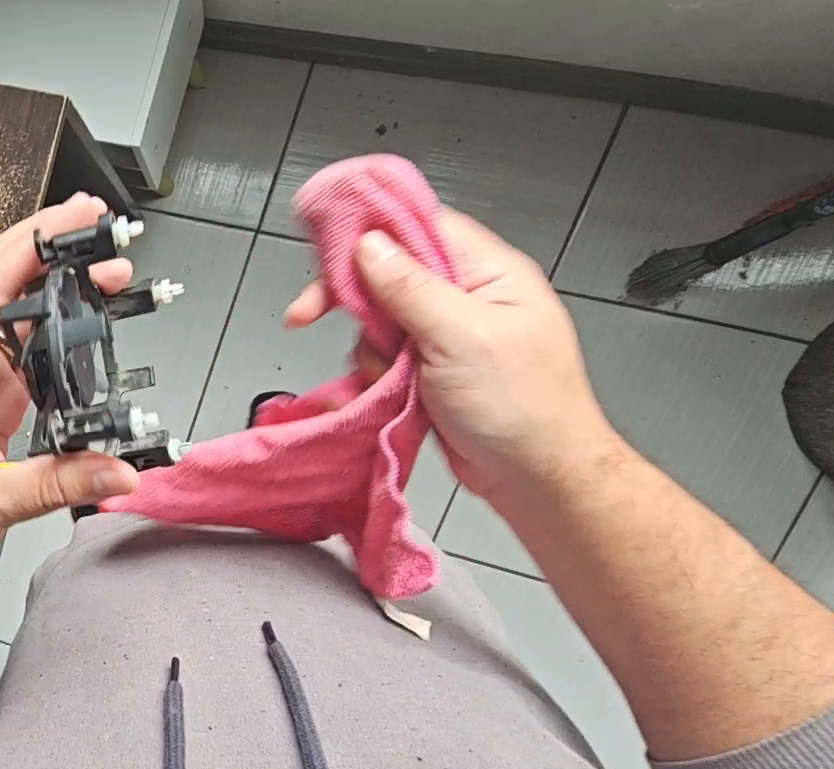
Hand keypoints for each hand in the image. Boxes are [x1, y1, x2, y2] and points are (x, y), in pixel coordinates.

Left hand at [0, 195, 141, 581]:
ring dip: (55, 284)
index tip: (67, 222)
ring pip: (12, 311)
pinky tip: (83, 319)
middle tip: (89, 220)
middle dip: (41, 245)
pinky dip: (56, 329)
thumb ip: (55, 482)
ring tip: (103, 267)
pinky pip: (24, 350)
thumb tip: (115, 469)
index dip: (26, 252)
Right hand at [284, 209, 620, 501]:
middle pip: (387, 278)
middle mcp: (464, 299)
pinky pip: (379, 360)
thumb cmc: (520, 405)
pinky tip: (376, 393)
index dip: (369, 236)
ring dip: (367, 352)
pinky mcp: (425, 371)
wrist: (529, 473)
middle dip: (351, 303)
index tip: (323, 254)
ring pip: (376, 325)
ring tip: (390, 380)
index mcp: (488, 274)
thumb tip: (370, 245)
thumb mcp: (462, 336)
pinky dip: (369, 377)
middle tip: (303, 317)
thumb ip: (411, 289)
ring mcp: (443, 337)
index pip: (420, 230)